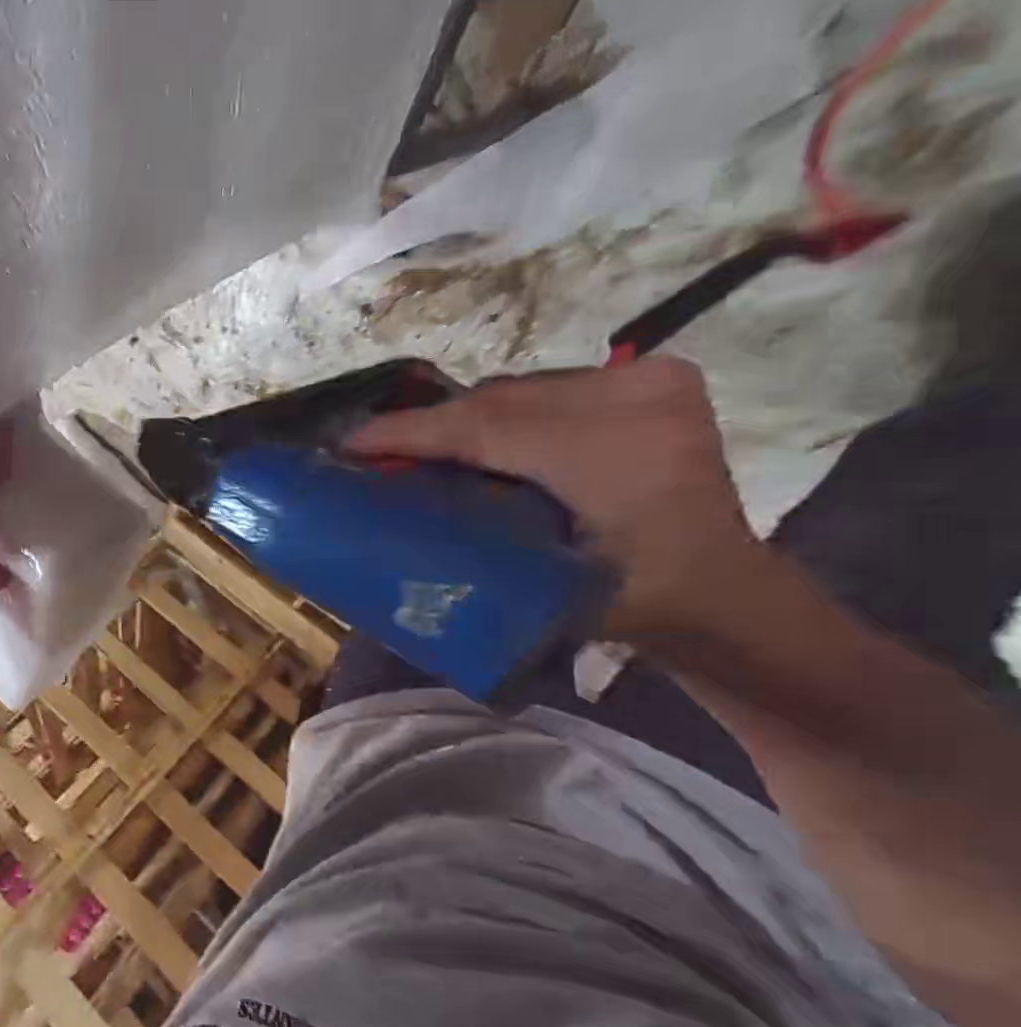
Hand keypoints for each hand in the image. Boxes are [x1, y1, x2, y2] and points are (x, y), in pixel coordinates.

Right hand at [341, 356, 762, 639]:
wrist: (722, 591)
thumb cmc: (631, 602)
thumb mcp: (536, 583)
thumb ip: (466, 534)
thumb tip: (382, 507)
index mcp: (616, 451)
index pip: (483, 427)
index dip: (409, 433)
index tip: (351, 442)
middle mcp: (638, 396)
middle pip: (496, 401)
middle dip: (429, 425)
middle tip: (374, 448)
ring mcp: (650, 379)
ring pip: (516, 390)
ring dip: (462, 419)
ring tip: (415, 445)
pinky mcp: (652, 378)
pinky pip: (544, 390)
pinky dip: (499, 412)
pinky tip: (472, 437)